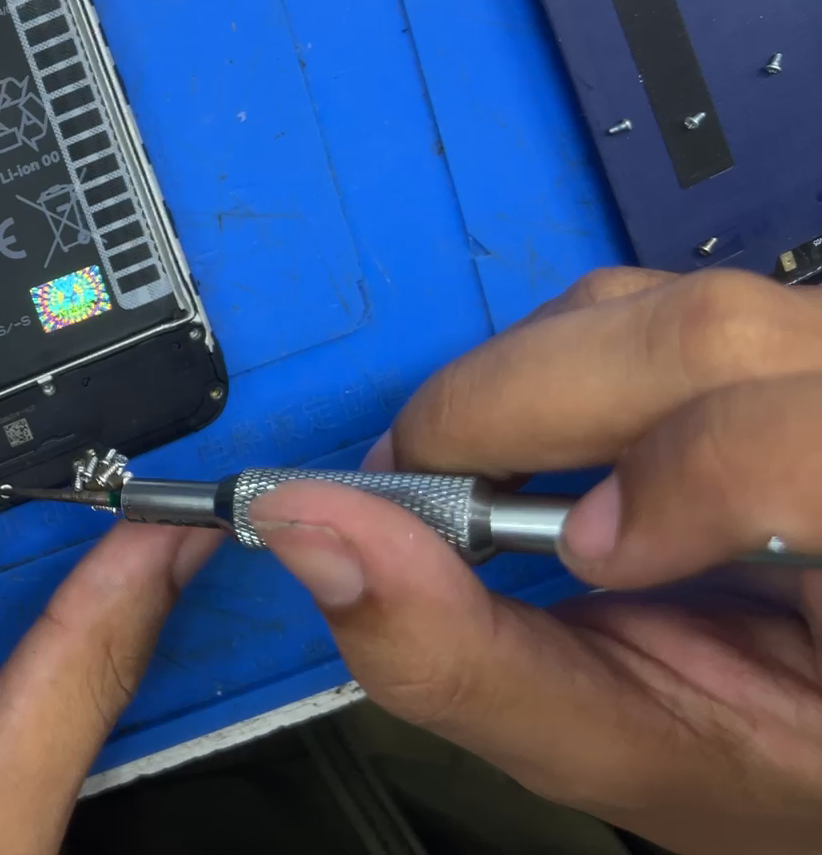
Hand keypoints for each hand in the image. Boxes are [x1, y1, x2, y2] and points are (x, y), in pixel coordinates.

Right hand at [251, 268, 821, 853]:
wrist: (809, 706)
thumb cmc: (741, 760)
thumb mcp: (607, 750)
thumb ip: (449, 656)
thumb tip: (296, 522)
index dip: (696, 479)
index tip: (586, 560)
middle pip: (708, 334)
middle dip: (520, 408)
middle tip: (442, 493)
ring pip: (650, 306)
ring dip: (515, 385)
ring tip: (490, 476)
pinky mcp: (765, 349)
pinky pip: (631, 308)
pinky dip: (536, 367)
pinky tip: (537, 442)